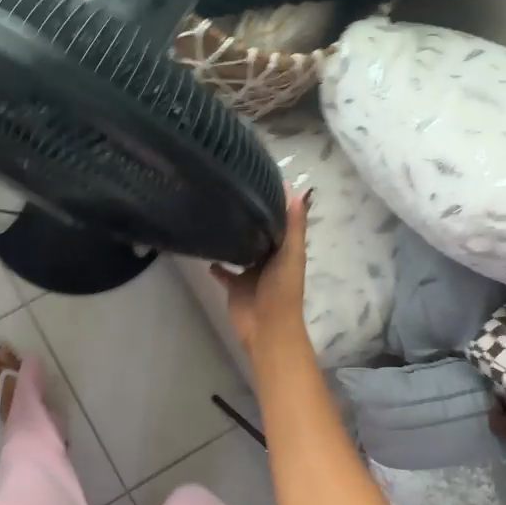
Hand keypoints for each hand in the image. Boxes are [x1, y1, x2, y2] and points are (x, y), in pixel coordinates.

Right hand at [211, 186, 311, 355]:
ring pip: (241, 250)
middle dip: (250, 218)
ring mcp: (251, 272)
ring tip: (216, 217)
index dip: (273, 201)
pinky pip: (224, 271)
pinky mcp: (235, 286)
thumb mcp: (291, 253)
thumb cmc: (282, 290)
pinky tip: (205, 250)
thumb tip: (300, 189)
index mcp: (285, 249)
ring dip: (233, 238)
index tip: (259, 177)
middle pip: (260, 233)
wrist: (267, 327)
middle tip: (230, 192)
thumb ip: (294, 225)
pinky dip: (216, 264)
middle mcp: (269, 258)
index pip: (280, 220)